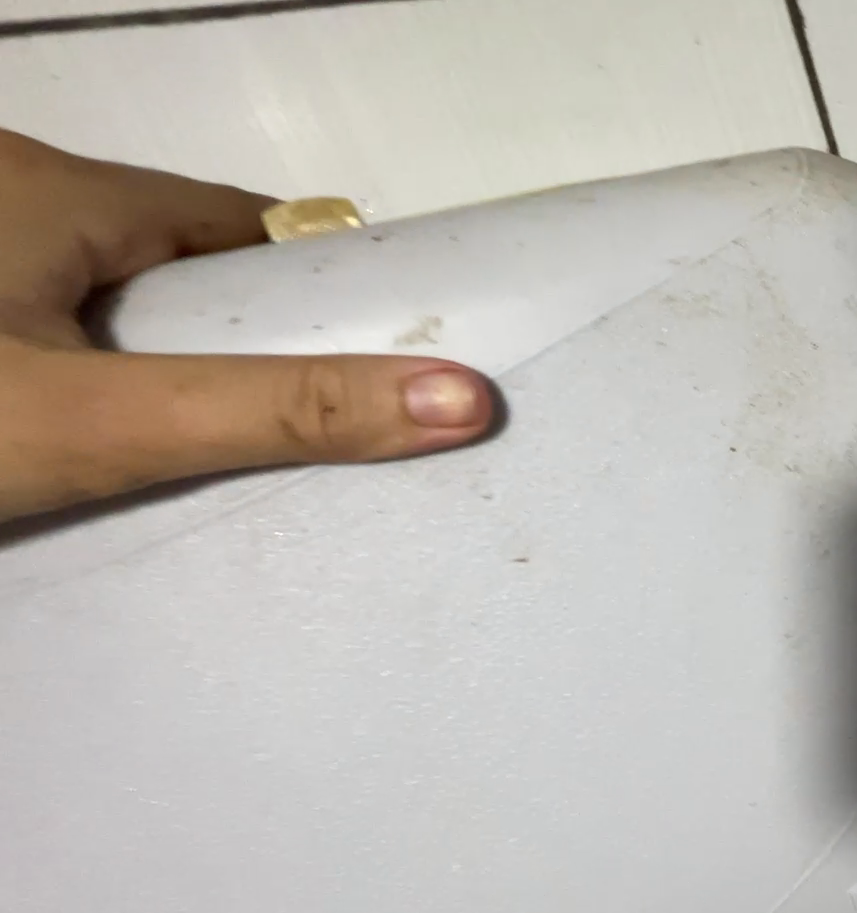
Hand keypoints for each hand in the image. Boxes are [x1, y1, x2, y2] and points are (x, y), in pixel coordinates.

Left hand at [0, 130, 493, 523]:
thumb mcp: (107, 420)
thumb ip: (284, 409)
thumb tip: (470, 400)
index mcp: (54, 189)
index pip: (249, 228)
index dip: (333, 289)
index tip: (393, 353)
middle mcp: (3, 197)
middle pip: (194, 268)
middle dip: (265, 338)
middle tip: (325, 414)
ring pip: (125, 305)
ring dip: (188, 365)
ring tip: (232, 438)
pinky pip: (62, 333)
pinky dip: (111, 380)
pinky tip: (118, 435)